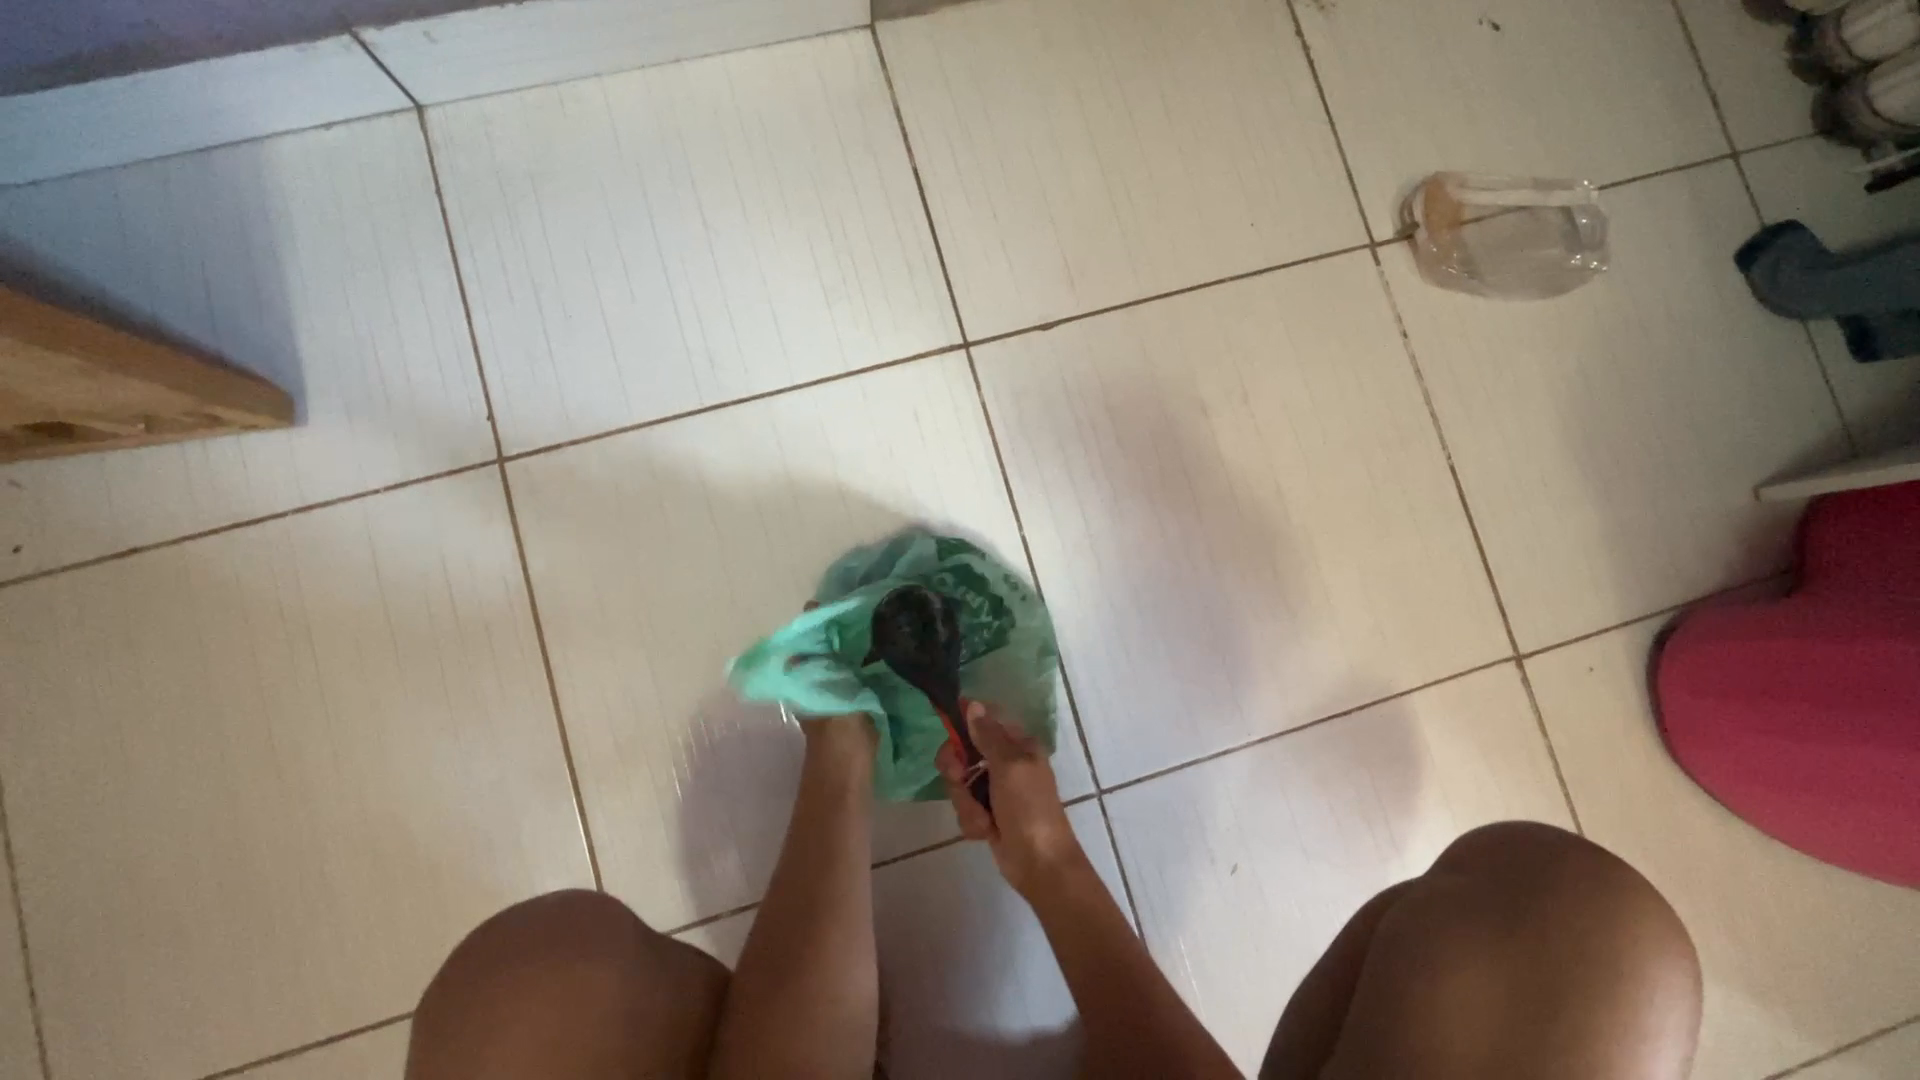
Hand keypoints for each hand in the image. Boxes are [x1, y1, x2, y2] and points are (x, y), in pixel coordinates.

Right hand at [937, 703, 1087, 898]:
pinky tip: (986, 832)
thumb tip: (973, 704)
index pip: (985, 721)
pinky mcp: (986, 815)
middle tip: (959, 779)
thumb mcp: (1009, 766)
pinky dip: (972, 821)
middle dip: (958, 771)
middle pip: (963, 753)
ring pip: (960, 784)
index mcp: (1018, 745)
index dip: (964, 725)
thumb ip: (988, 735)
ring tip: (984, 819)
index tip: (949, 734)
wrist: (1040, 863)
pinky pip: (965, 809)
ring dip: (967, 804)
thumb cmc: (1029, 808)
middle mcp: (1005, 764)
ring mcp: (995, 791)